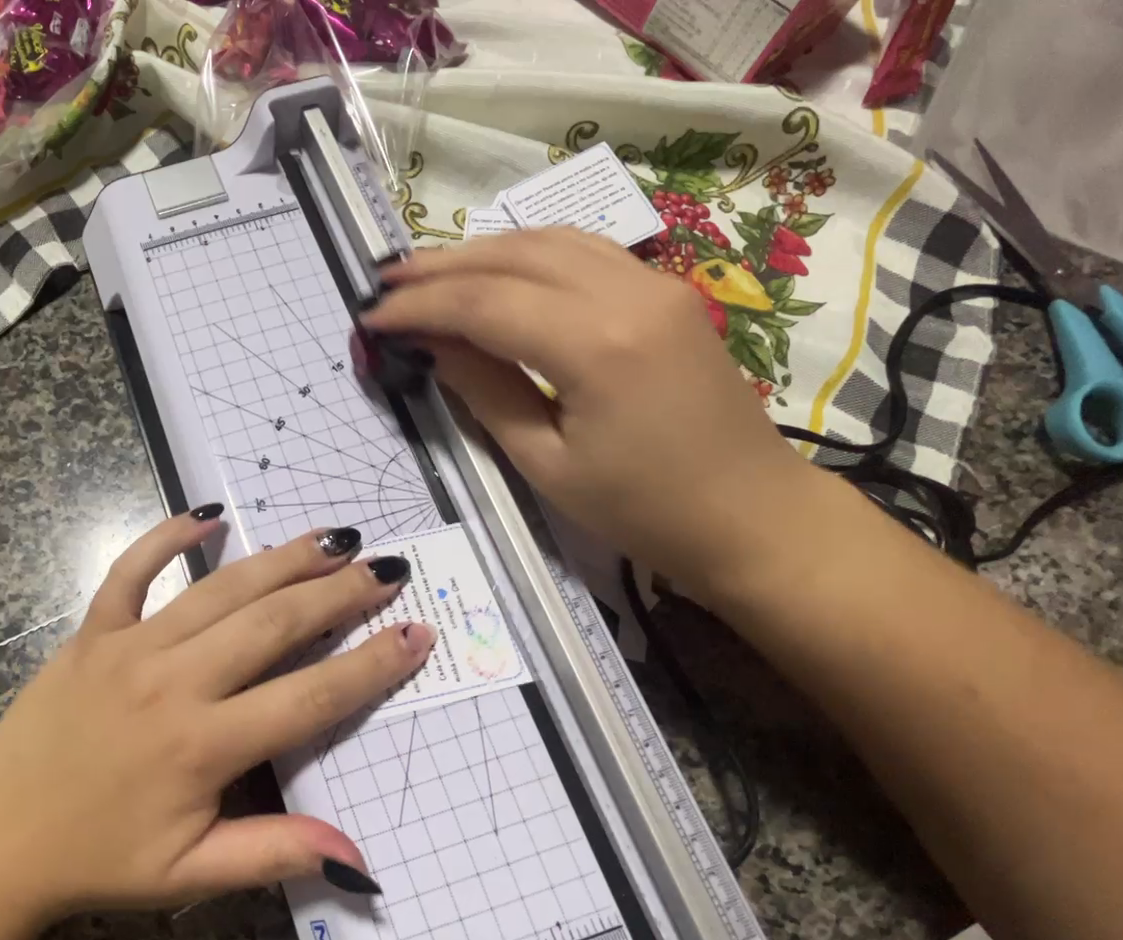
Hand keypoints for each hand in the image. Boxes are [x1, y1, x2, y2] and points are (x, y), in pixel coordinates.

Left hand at [0, 510, 435, 930]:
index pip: (309, 697)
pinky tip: (208, 518)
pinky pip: (130, 571)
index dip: (371, 666)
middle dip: (338, 594)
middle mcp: (173, 683)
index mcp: (204, 745)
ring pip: (219, 591)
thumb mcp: (190, 875)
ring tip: (331, 540)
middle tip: (387, 568)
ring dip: (280, 560)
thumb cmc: (98, 859)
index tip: (418, 635)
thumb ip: (274, 853)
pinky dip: (167, 538)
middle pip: (273, 624)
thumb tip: (360, 858)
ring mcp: (128, 648)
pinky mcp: (91, 633)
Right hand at [365, 227, 820, 598]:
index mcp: (596, 345)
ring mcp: (655, 284)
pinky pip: (584, 251)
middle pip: (515, 255)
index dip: (420, 306)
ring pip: (551, 240)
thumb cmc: (643, 510)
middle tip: (385, 283)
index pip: (485, 302)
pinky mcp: (666, 292)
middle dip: (441, 266)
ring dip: (483, 250)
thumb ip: (486, 391)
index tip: (371, 318)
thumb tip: (432, 344)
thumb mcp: (546, 463)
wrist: (751, 516)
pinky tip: (497, 270)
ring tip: (427, 272)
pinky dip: (528, 253)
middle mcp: (628, 293)